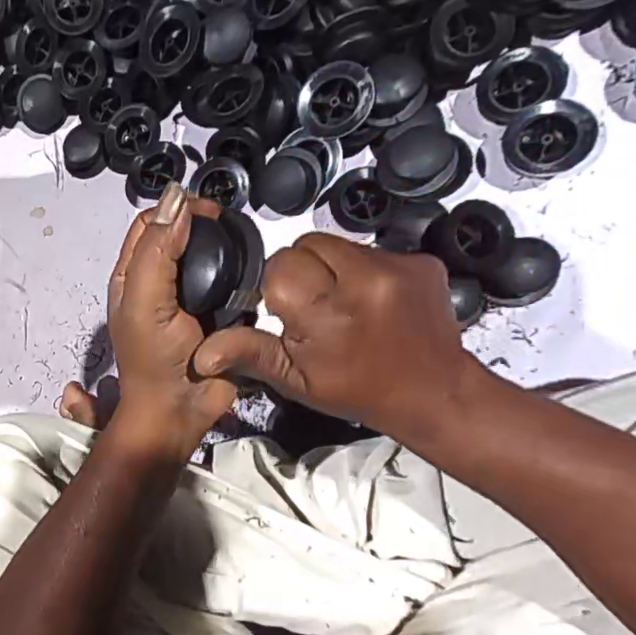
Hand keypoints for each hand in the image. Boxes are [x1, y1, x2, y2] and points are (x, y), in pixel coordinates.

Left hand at [65, 184, 237, 458]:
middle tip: (227, 227)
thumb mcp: (143, 302)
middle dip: (203, 226)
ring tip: (242, 252)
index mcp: (133, 276)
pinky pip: (231, 286)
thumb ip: (156, 252)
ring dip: (225, 252)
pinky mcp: (216, 315)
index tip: (205, 212)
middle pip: (181, 236)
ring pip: (209, 259)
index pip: (151, 224)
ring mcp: (189, 300)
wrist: (181, 411)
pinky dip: (240, 278)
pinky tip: (249, 278)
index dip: (176, 210)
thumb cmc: (153, 363)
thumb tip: (176, 202)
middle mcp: (159, 283)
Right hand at [194, 232, 480, 439]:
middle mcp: (363, 280)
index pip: (280, 265)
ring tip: (345, 304)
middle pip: (308, 244)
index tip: (290, 312)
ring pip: (340, 243)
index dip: (277, 287)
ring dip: (333, 268)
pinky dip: (365, 270)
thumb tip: (204, 353)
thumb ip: (250, 354)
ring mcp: (396, 267)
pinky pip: (373, 249)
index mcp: (327, 313)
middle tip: (316, 307)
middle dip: (303, 270)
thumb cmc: (358, 390)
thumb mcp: (296, 381)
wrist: (431, 391)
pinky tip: (373, 300)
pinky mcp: (419, 261)